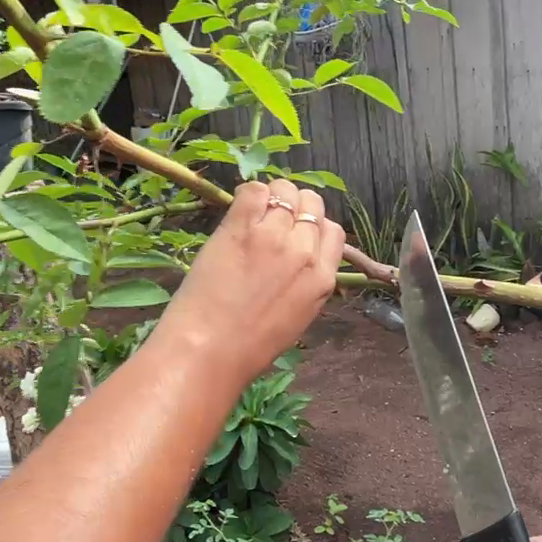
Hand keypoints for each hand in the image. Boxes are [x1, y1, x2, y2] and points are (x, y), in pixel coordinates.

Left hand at [160, 179, 344, 378]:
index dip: (314, 226)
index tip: (295, 233)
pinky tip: (237, 210)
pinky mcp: (241, 227)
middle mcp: (304, 252)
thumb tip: (299, 257)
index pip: (333, 231)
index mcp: (322, 278)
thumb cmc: (248, 346)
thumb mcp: (297, 318)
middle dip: (296, 206)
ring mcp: (273, 236)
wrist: (208, 351)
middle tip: (271, 220)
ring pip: (285, 191)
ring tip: (252, 214)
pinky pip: (254, 190)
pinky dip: (247, 193)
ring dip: (271, 197)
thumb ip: (306, 283)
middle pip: (312, 204)